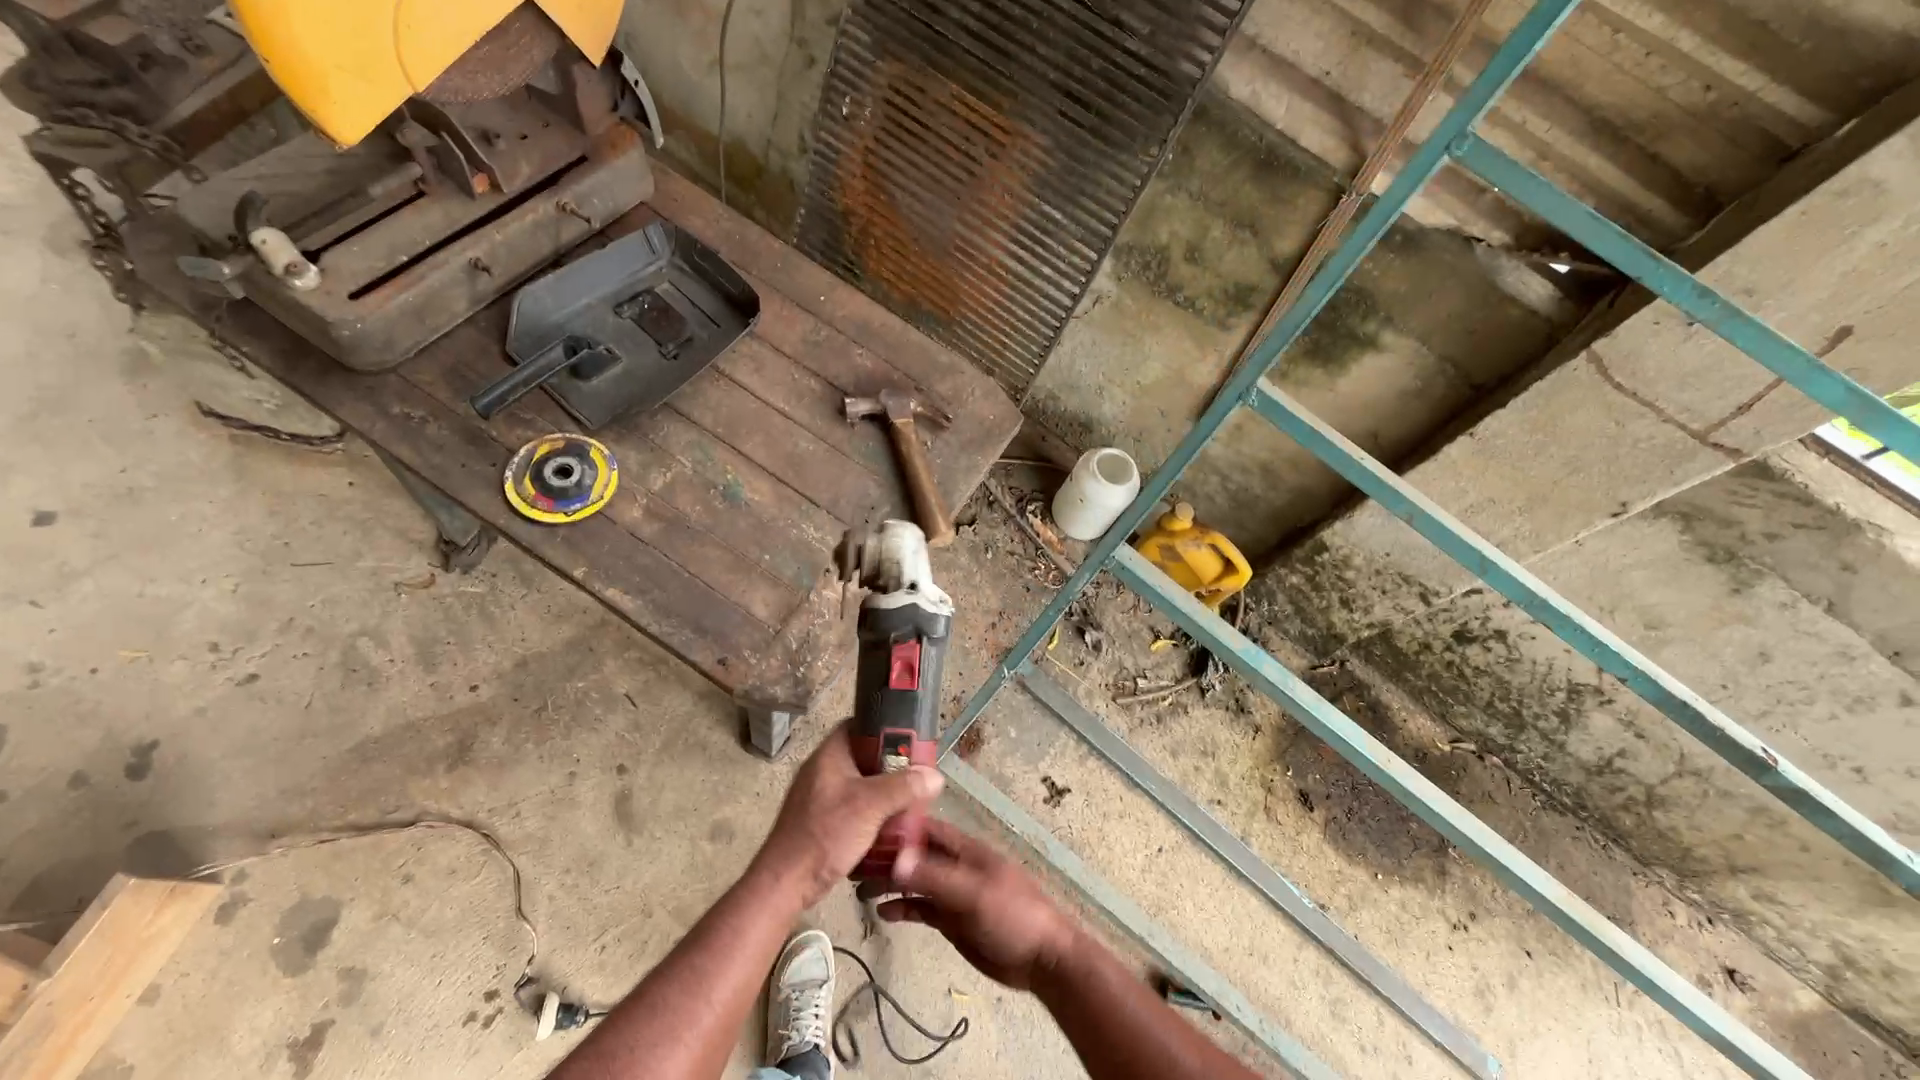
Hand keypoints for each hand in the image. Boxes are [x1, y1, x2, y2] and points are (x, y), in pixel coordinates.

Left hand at [753, 721, 943, 907]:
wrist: (787, 882)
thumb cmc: (824, 834)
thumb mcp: (869, 806)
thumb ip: (903, 787)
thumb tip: (935, 776)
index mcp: (828, 756)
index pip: (857, 725)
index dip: (883, 727)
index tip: (910, 738)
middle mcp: (823, 772)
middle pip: (863, 757)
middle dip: (892, 766)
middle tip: (917, 775)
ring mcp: (821, 798)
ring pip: (861, 785)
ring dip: (885, 793)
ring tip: (911, 801)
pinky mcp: (822, 822)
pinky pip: (855, 809)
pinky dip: (874, 814)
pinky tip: (891, 826)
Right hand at [879, 819, 1080, 989]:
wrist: (1042, 960)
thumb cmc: (1014, 916)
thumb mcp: (973, 894)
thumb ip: (934, 877)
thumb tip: (894, 858)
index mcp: (966, 851)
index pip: (926, 829)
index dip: (898, 828)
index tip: (865, 830)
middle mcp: (956, 867)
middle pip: (916, 855)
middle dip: (888, 857)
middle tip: (853, 864)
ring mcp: (953, 894)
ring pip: (916, 882)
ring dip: (891, 883)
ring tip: (859, 888)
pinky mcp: (952, 920)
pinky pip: (922, 909)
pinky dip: (903, 908)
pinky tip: (883, 914)